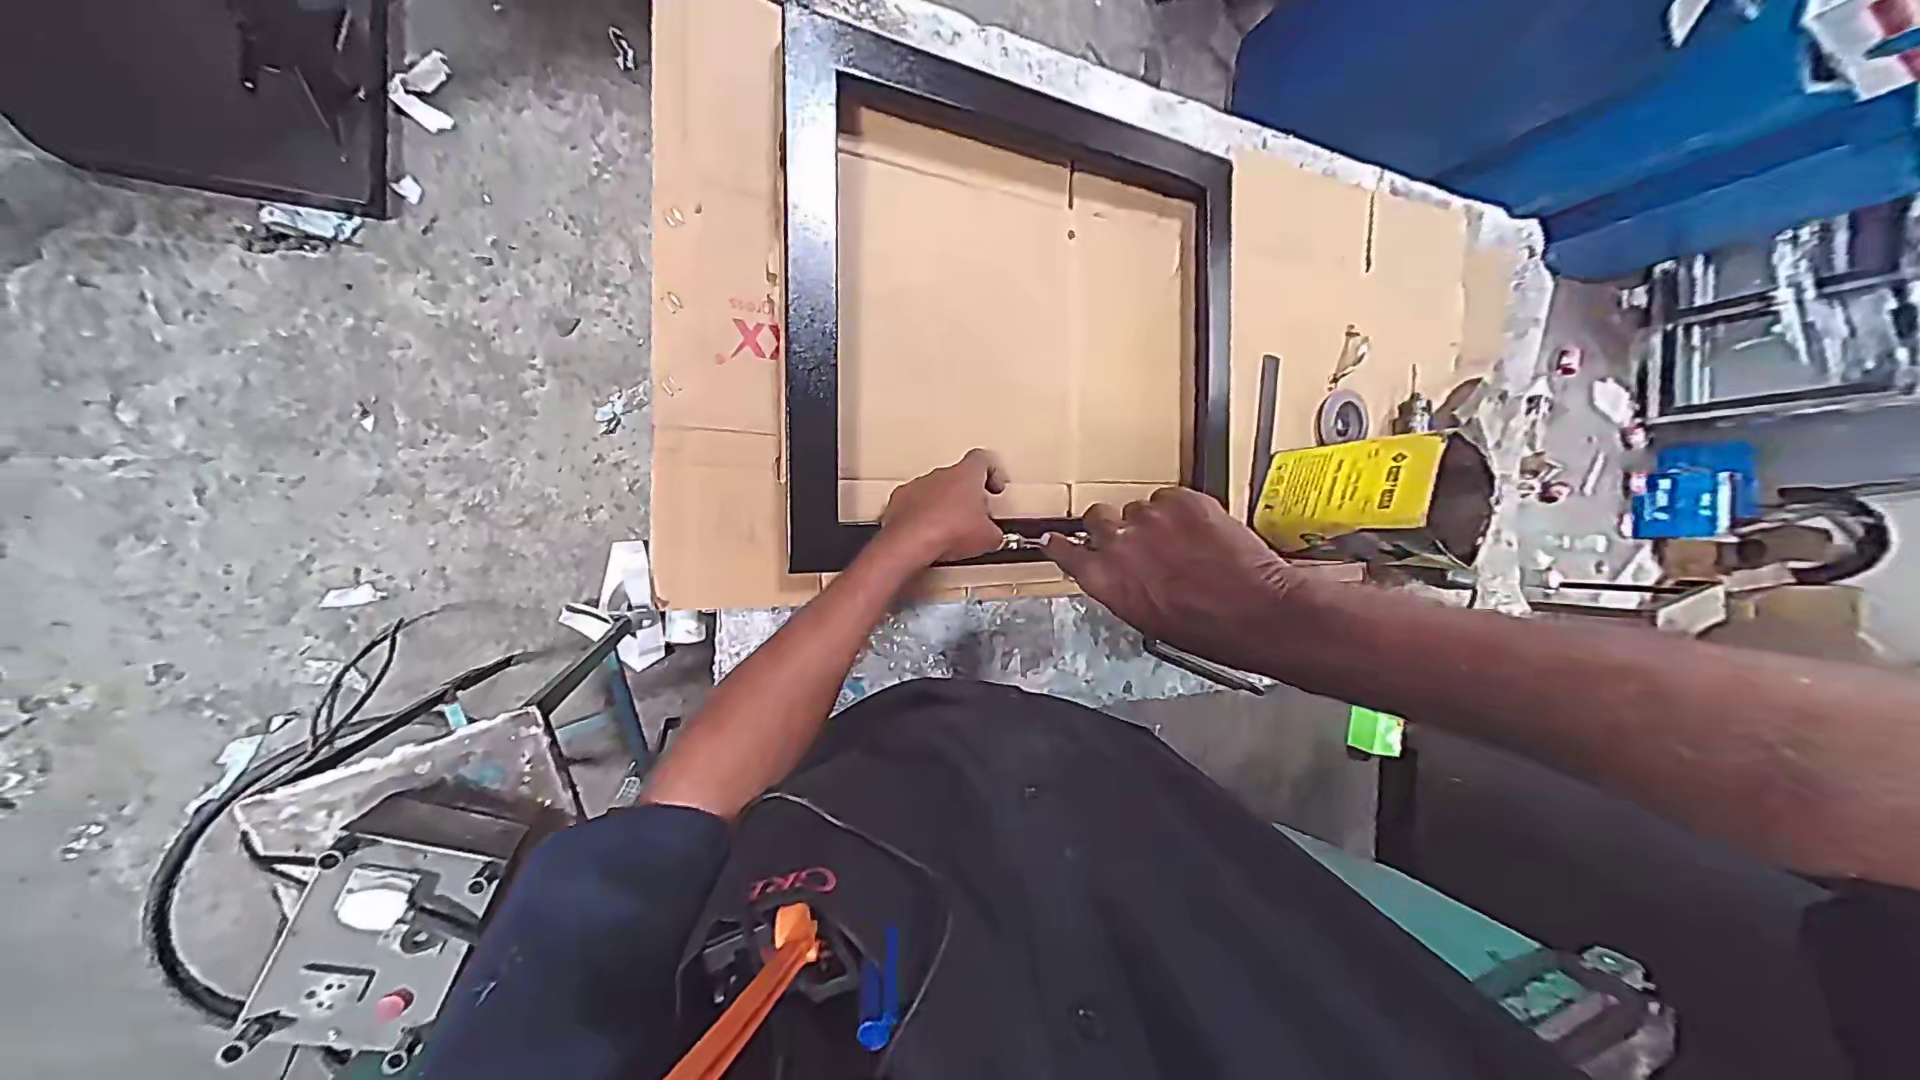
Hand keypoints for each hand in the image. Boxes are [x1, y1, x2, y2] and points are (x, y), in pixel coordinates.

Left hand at [877, 449, 1008, 565]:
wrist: (911, 542)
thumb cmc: (948, 530)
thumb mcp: (988, 537)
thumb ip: (994, 531)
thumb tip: (994, 538)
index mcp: (965, 474)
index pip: (982, 460)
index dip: (991, 472)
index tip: (994, 487)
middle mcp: (939, 475)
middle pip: (957, 478)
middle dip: (966, 497)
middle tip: (974, 517)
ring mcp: (915, 487)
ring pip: (934, 492)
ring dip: (942, 507)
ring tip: (950, 531)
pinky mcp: (898, 504)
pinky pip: (914, 507)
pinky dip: (922, 519)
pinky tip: (929, 537)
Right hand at [1043, 488, 1299, 668]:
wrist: (1255, 610)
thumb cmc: (1205, 627)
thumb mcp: (1143, 618)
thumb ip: (1116, 586)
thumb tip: (1112, 573)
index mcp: (1104, 579)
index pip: (1065, 550)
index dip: (1060, 543)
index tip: (1055, 538)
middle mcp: (1118, 543)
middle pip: (1096, 517)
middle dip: (1110, 526)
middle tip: (1136, 540)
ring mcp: (1149, 517)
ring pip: (1137, 508)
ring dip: (1152, 521)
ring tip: (1181, 541)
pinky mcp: (1181, 500)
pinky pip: (1168, 497)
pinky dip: (1180, 510)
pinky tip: (1198, 532)